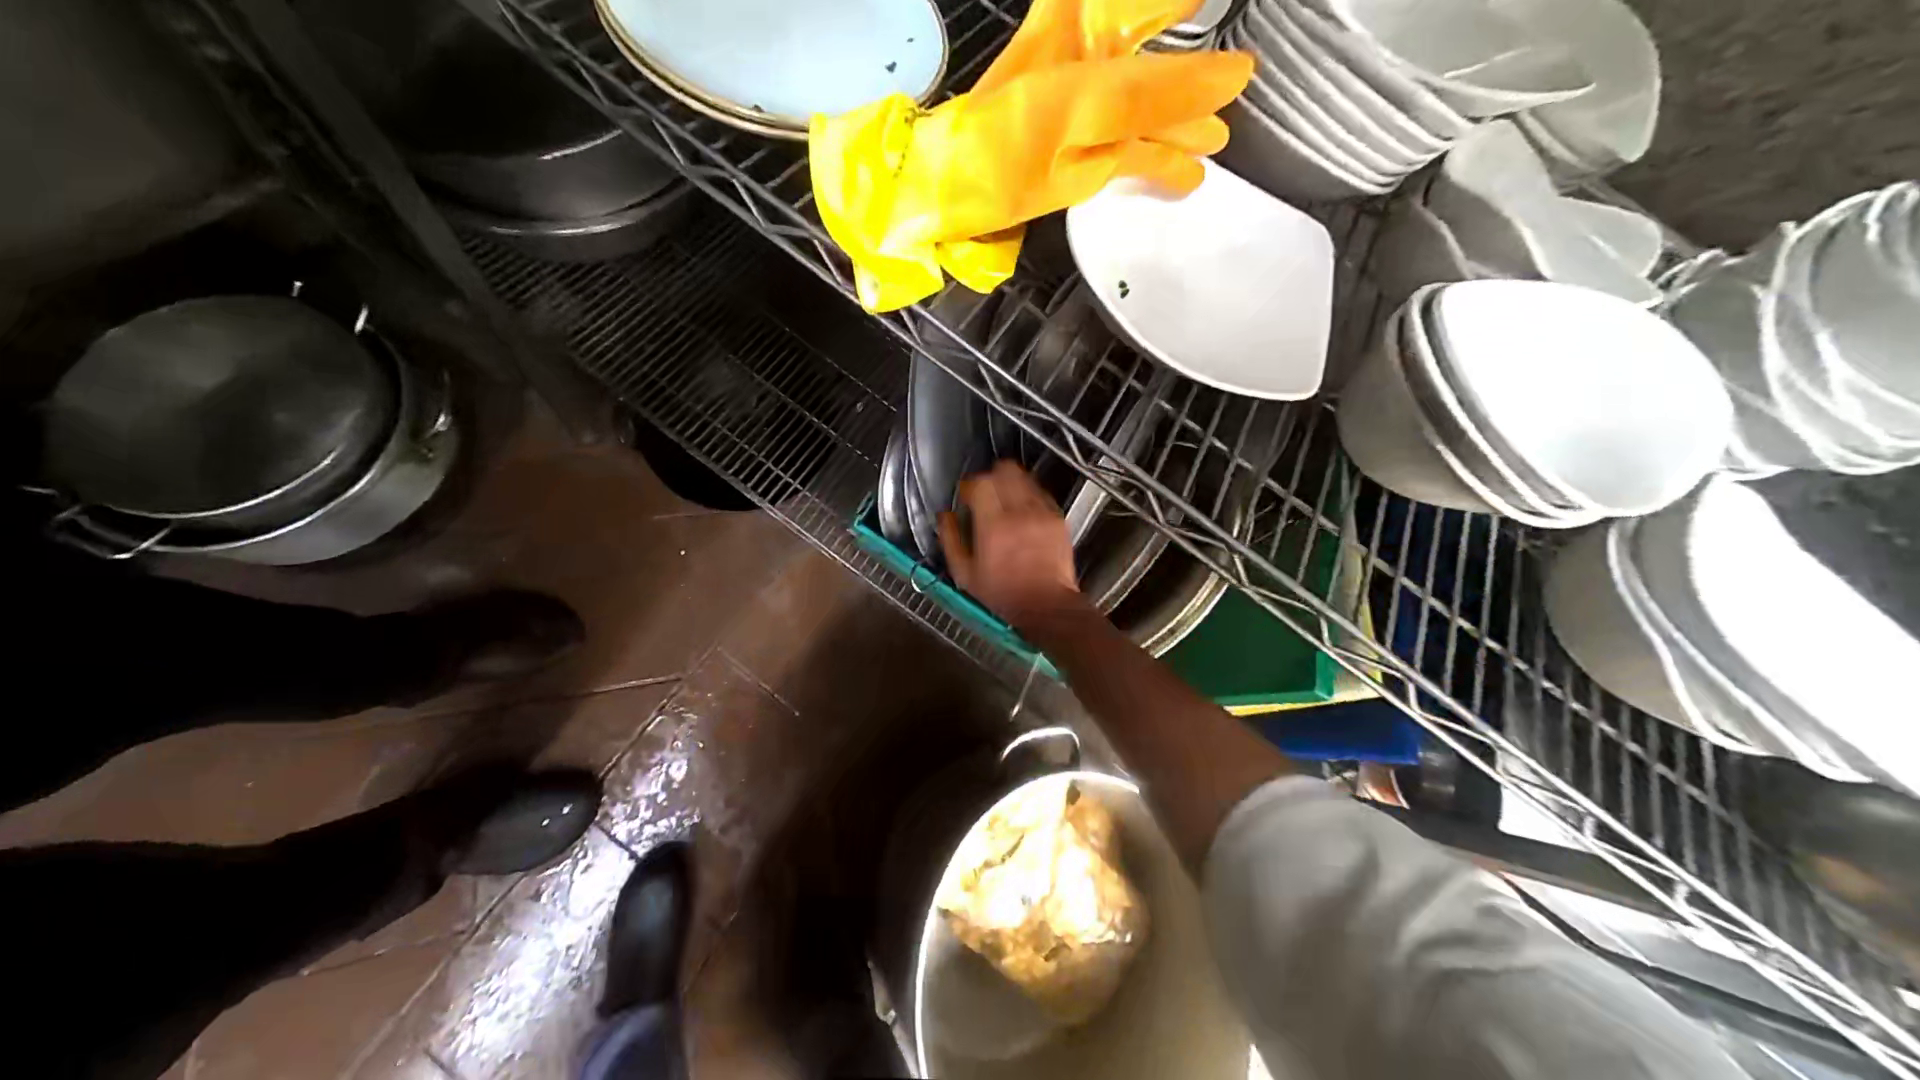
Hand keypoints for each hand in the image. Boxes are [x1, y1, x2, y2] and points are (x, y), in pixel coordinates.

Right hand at [938, 461, 1085, 630]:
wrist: (1046, 605)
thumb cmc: (1004, 593)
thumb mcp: (965, 574)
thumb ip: (951, 540)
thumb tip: (944, 517)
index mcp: (993, 525)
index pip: (980, 483)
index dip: (970, 485)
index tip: (966, 496)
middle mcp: (1019, 513)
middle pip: (1004, 471)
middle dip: (990, 478)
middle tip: (983, 494)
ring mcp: (1041, 513)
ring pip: (1024, 477)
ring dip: (1009, 482)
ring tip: (1003, 499)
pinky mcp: (1057, 517)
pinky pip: (1040, 492)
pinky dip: (1028, 494)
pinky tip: (1022, 510)